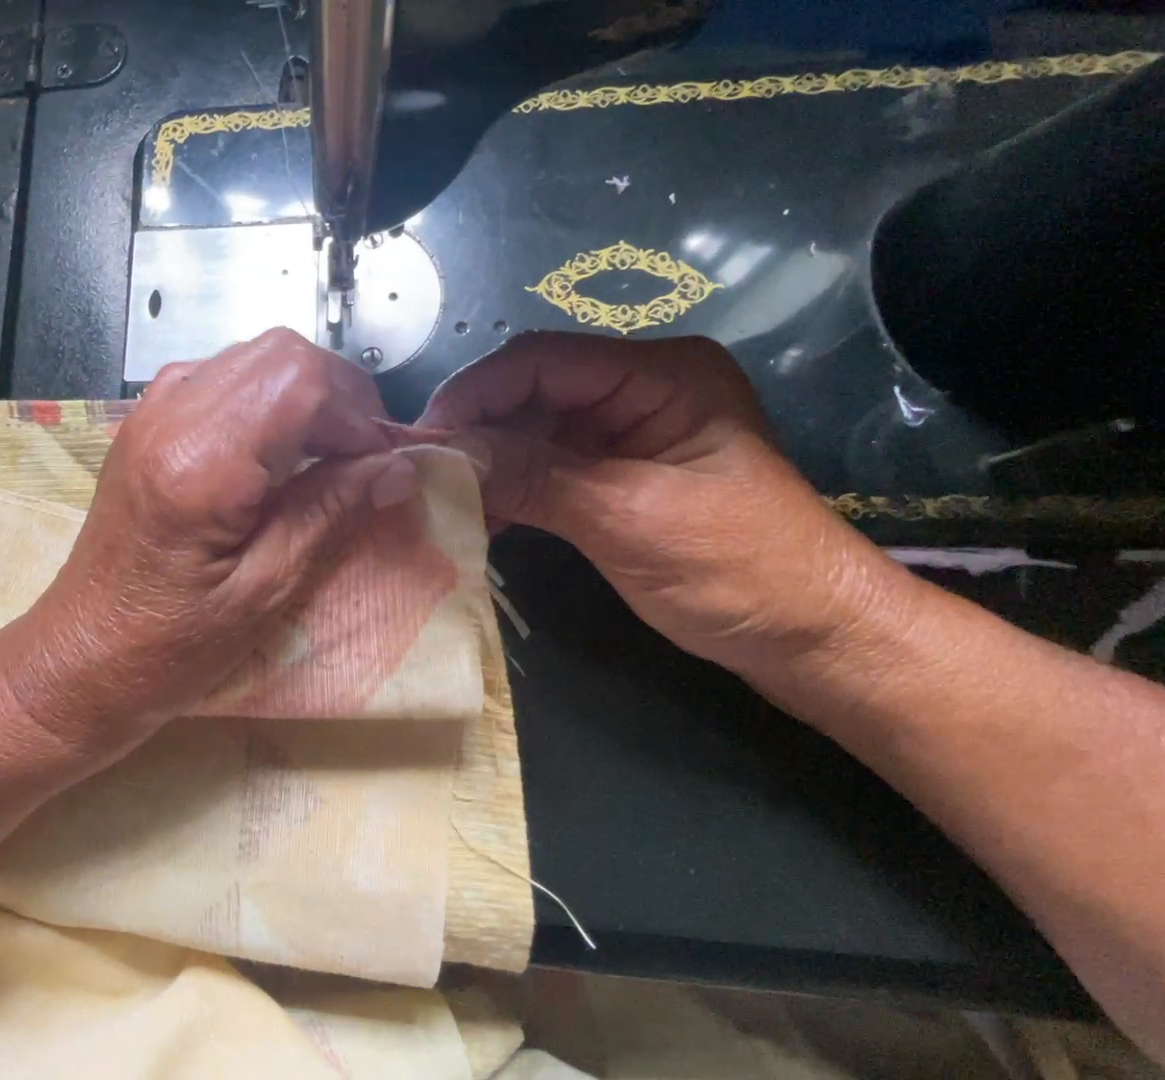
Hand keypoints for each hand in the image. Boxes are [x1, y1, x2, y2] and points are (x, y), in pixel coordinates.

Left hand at [9, 328, 420, 750]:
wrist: (84, 655)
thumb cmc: (170, 646)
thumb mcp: (264, 592)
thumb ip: (328, 514)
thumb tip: (396, 467)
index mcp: (199, 464)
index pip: (301, 382)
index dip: (358, 415)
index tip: (383, 465)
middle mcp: (169, 418)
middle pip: (281, 354)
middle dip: (339, 396)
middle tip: (361, 459)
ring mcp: (150, 412)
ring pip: (252, 356)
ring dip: (305, 395)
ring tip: (325, 457)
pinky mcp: (145, 422)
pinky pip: (220, 377)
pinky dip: (263, 399)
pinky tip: (274, 452)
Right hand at [418, 332, 912, 675]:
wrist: (808, 638)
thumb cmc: (737, 569)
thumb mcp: (628, 518)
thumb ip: (534, 477)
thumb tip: (441, 454)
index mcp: (661, 374)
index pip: (541, 360)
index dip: (473, 393)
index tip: (420, 442)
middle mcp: (637, 391)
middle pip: (529, 392)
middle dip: (472, 431)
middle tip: (417, 476)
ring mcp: (623, 436)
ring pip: (528, 432)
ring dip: (483, 465)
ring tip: (436, 499)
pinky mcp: (611, 477)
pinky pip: (541, 470)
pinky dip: (506, 490)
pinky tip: (473, 517)